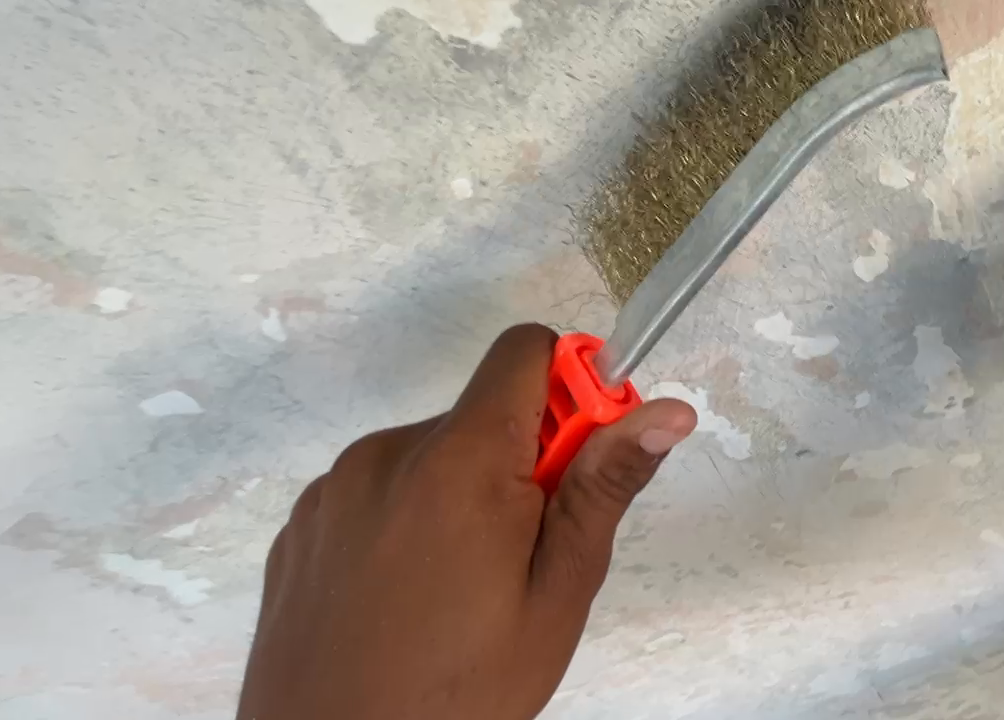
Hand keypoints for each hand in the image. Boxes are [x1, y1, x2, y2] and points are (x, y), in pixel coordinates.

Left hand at [238, 324, 697, 719]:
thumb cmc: (468, 686)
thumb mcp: (563, 586)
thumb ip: (609, 482)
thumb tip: (672, 409)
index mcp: (458, 458)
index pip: (525, 350)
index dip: (570, 381)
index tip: (582, 446)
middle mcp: (386, 454)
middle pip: (488, 404)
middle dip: (529, 447)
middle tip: (535, 536)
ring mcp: (332, 491)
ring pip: (439, 444)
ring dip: (472, 480)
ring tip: (471, 573)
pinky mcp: (299, 527)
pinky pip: (385, 481)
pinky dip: (417, 508)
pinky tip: (414, 586)